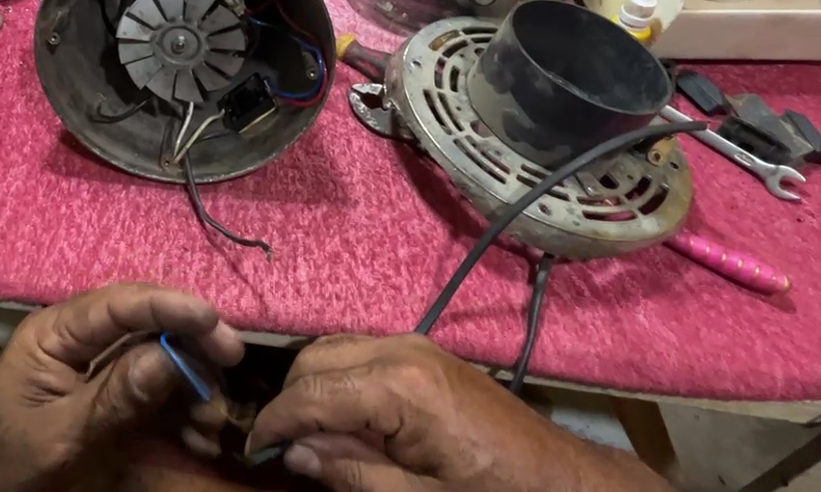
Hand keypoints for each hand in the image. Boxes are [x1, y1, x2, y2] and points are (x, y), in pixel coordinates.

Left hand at [0, 283, 244, 491]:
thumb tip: (171, 355)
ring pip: (152, 349)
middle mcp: (75, 336)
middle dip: (187, 334)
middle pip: (140, 318)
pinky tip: (199, 432)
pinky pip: (150, 384)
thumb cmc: (9, 470)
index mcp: (53, 333)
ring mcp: (92, 362)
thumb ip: (114, 396)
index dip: (166, 304)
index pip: (115, 303)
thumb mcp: (60, 437)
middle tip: (230, 354)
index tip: (212, 317)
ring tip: (214, 414)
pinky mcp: (106, 390)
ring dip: (189, 376)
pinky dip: (179, 403)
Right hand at [241, 334, 671, 491]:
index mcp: (398, 384)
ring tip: (309, 434)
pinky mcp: (421, 350)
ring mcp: (411, 342)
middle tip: (283, 447)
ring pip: (333, 347)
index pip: (313, 393)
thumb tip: (293, 450)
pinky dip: (337, 375)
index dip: (277, 421)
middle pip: (315, 359)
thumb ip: (351, 472)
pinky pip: (358, 349)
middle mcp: (397, 347)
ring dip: (311, 385)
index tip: (253, 448)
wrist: (567, 482)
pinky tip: (343, 414)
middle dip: (291, 400)